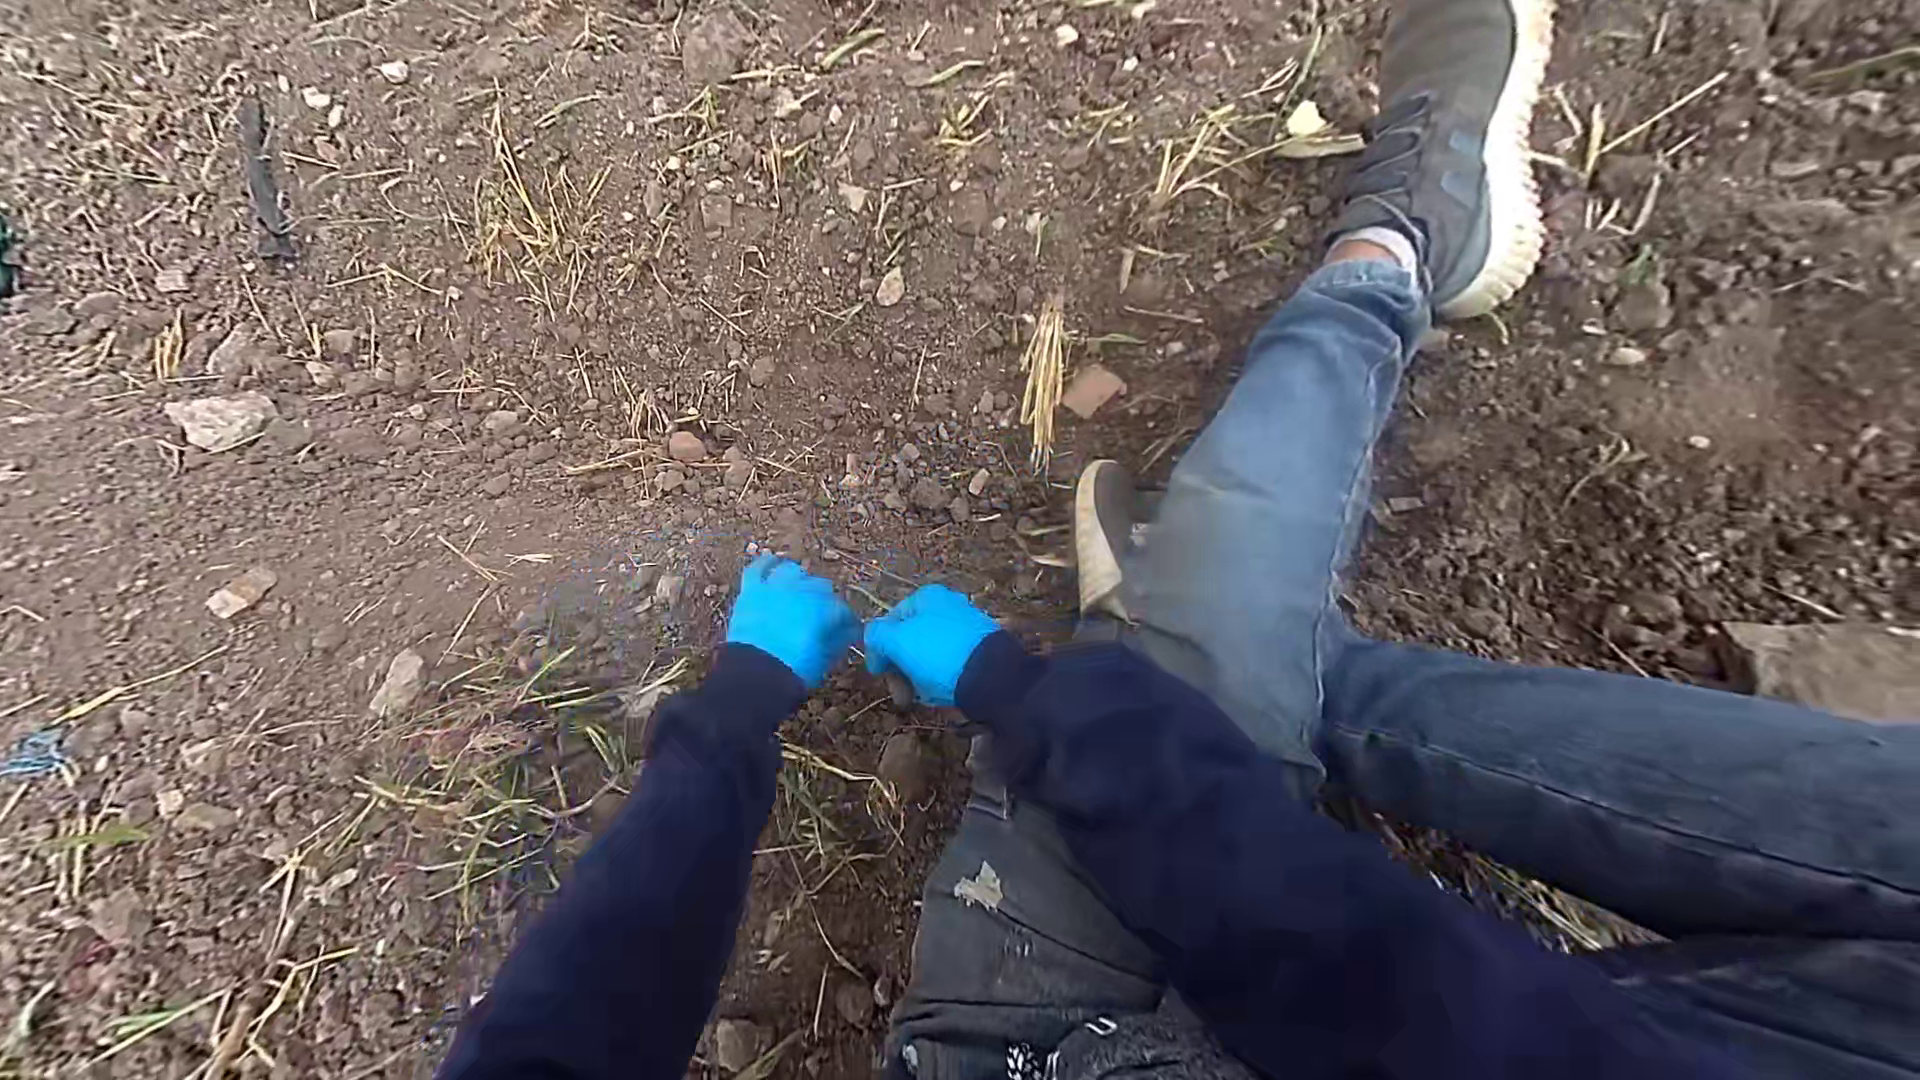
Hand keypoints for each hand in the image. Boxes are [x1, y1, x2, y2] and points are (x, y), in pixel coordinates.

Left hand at [725, 556, 859, 687]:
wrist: (754, 676)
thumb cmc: (793, 671)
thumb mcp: (824, 660)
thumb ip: (838, 641)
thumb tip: (847, 632)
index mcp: (824, 609)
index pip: (842, 609)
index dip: (846, 620)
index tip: (848, 629)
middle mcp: (802, 591)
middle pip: (821, 587)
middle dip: (825, 600)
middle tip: (822, 615)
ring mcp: (775, 588)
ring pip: (793, 571)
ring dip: (800, 579)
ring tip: (800, 590)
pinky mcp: (752, 591)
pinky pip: (759, 568)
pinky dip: (767, 564)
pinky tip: (773, 563)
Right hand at [862, 585, 999, 705]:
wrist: (992, 676)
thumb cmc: (939, 654)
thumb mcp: (898, 641)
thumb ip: (877, 635)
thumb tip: (872, 639)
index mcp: (927, 597)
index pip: (889, 621)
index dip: (879, 649)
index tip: (879, 673)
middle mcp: (947, 607)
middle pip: (908, 640)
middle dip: (900, 669)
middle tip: (902, 694)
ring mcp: (964, 629)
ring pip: (926, 656)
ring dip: (918, 678)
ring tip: (925, 695)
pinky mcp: (976, 651)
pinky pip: (947, 665)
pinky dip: (939, 680)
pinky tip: (941, 694)